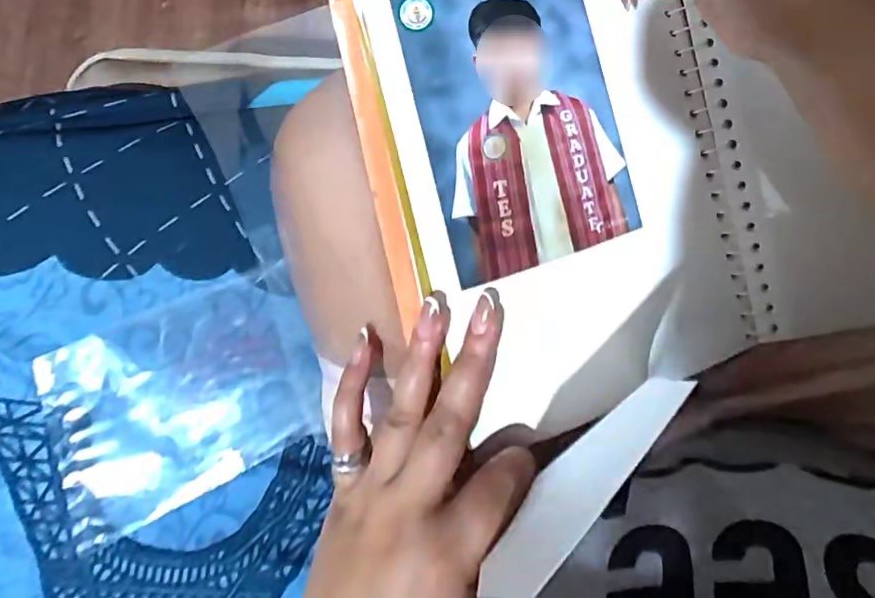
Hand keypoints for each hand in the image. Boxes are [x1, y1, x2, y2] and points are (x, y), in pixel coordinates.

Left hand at [307, 291, 535, 597]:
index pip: (500, 481)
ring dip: (420, 357)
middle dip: (476, 363)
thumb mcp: (466, 594)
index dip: (522, 461)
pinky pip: (345, 431)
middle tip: (490, 309)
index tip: (532, 449)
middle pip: (451, 425)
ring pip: (401, 413)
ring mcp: (369, 494)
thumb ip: (490, 528)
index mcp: (446, 548)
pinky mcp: (342, 491)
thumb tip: (509, 469)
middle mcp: (407, 508)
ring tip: (433, 306)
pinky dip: (354, 385)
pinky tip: (364, 342)